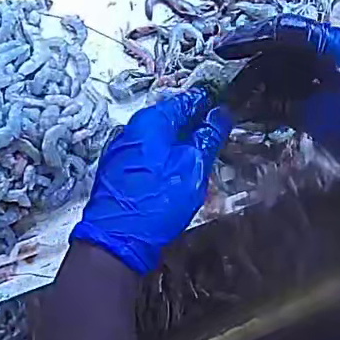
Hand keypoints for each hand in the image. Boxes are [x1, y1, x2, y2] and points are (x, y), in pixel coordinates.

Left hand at [71, 89, 232, 275]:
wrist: (117, 239)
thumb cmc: (155, 202)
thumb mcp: (194, 167)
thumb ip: (208, 137)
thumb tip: (219, 115)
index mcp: (150, 121)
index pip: (185, 100)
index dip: (207, 103)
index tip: (223, 108)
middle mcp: (131, 130)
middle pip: (168, 118)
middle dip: (192, 123)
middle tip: (216, 131)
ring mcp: (120, 151)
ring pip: (157, 138)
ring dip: (178, 143)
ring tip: (200, 153)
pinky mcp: (116, 171)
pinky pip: (146, 155)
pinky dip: (163, 158)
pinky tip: (175, 172)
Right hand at [215, 15, 339, 186]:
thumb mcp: (330, 119)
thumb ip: (290, 104)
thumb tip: (253, 100)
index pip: (287, 31)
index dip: (251, 39)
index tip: (222, 50)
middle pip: (287, 48)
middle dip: (255, 66)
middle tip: (228, 87)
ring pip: (295, 66)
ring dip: (268, 82)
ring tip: (242, 102)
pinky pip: (309, 84)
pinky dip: (286, 95)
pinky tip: (264, 109)